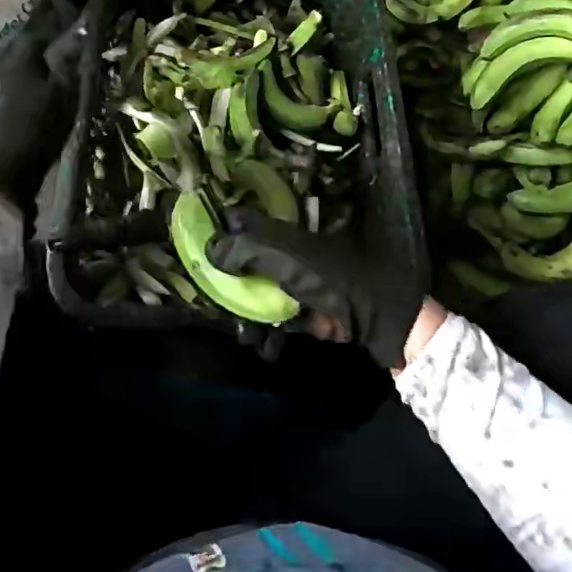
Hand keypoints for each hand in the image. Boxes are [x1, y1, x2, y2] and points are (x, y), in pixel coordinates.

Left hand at [0, 0, 84, 213]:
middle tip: (59, 58)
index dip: (54, 27)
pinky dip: (15, 98)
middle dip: (38, 55)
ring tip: (43, 85)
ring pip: (9, 77)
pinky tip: (24, 108)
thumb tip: (79, 35)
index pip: (37, 33)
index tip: (69, 26)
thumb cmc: (36, 132)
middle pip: (21, 56)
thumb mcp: (63, 97)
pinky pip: (2, 98)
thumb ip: (69, 66)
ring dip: (25, 78)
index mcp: (18, 61)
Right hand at [205, 208, 424, 368]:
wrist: (374, 314)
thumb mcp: (283, 258)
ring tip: (243, 336)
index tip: (197, 248)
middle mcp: (280, 257)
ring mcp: (290, 286)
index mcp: (277, 235)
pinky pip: (273, 324)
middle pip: (241, 265)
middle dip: (226, 286)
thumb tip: (208, 250)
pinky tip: (264, 348)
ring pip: (254, 298)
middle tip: (213, 302)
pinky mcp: (301, 314)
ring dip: (245, 318)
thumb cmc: (328, 276)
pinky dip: (266, 336)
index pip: (240, 224)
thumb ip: (244, 251)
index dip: (218, 231)